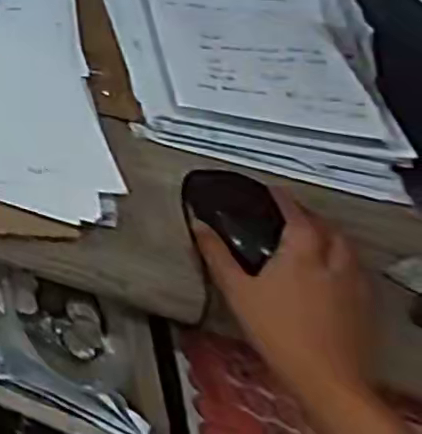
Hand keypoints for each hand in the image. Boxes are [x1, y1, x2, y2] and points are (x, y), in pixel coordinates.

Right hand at [190, 187, 374, 409]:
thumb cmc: (273, 325)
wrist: (324, 374)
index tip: (273, 190)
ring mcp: (356, 290)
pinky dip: (342, 258)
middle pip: (333, 234)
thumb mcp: (234, 287)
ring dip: (332, 237)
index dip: (286, 201)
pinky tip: (328, 266)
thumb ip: (215, 252)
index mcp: (303, 258)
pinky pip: (356, 271)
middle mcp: (335, 268)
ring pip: (350, 252)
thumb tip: (198, 224)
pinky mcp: (365, 308)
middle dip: (314, 217)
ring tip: (310, 233)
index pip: (300, 220)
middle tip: (291, 210)